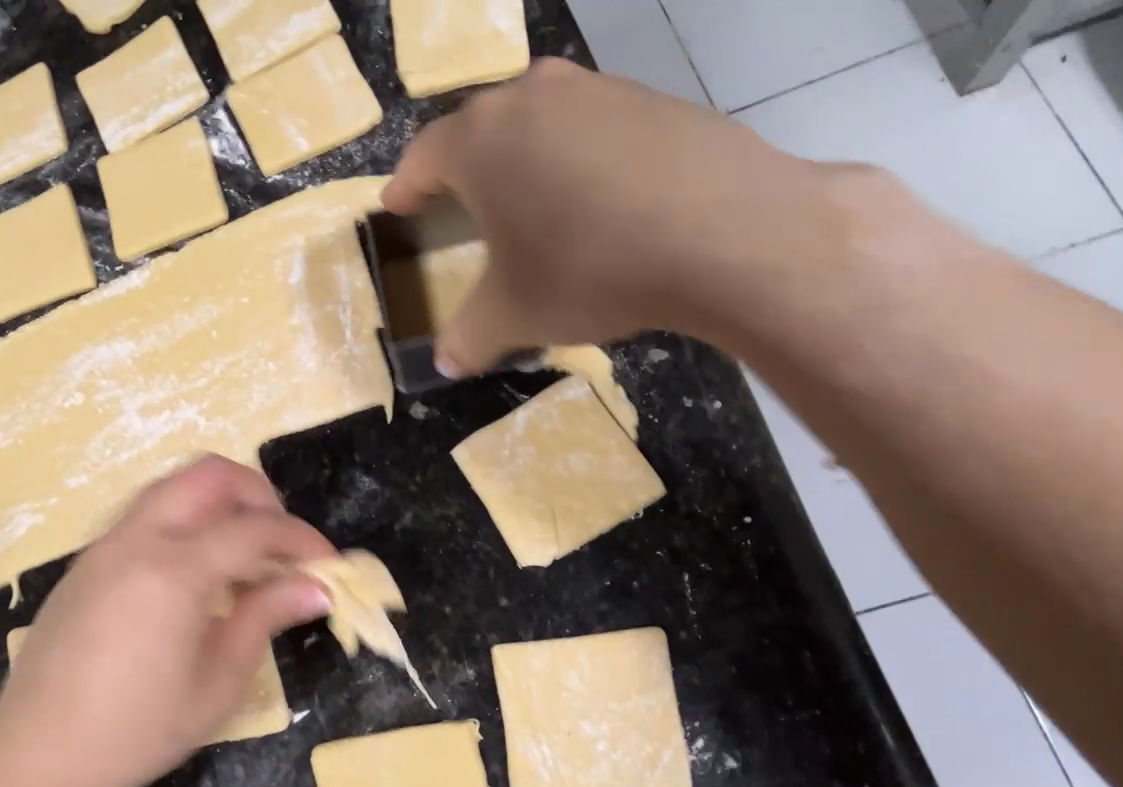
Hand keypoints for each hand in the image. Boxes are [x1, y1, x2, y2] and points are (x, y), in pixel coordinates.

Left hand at [0, 455, 334, 786]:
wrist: (36, 755)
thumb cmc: (137, 731)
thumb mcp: (218, 683)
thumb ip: (265, 618)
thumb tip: (316, 587)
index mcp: (174, 571)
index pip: (255, 528)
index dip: (302, 541)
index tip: (329, 567)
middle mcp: (136, 541)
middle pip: (209, 476)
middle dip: (259, 496)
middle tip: (281, 544)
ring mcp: (104, 547)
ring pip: (171, 489)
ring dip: (218, 505)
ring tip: (243, 558)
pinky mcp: (85, 564)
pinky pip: (144, 517)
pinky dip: (184, 524)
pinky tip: (194, 577)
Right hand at [384, 58, 850, 374]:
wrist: (724, 233)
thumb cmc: (588, 269)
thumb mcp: (514, 316)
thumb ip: (469, 336)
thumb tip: (446, 361)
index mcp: (480, 141)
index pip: (423, 156)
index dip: (406, 186)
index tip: (398, 206)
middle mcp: (531, 97)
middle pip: (481, 129)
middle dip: (466, 168)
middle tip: (463, 204)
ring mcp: (597, 89)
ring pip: (541, 120)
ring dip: (528, 157)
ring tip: (534, 201)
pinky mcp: (654, 98)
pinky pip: (596, 128)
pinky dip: (584, 159)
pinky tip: (603, 201)